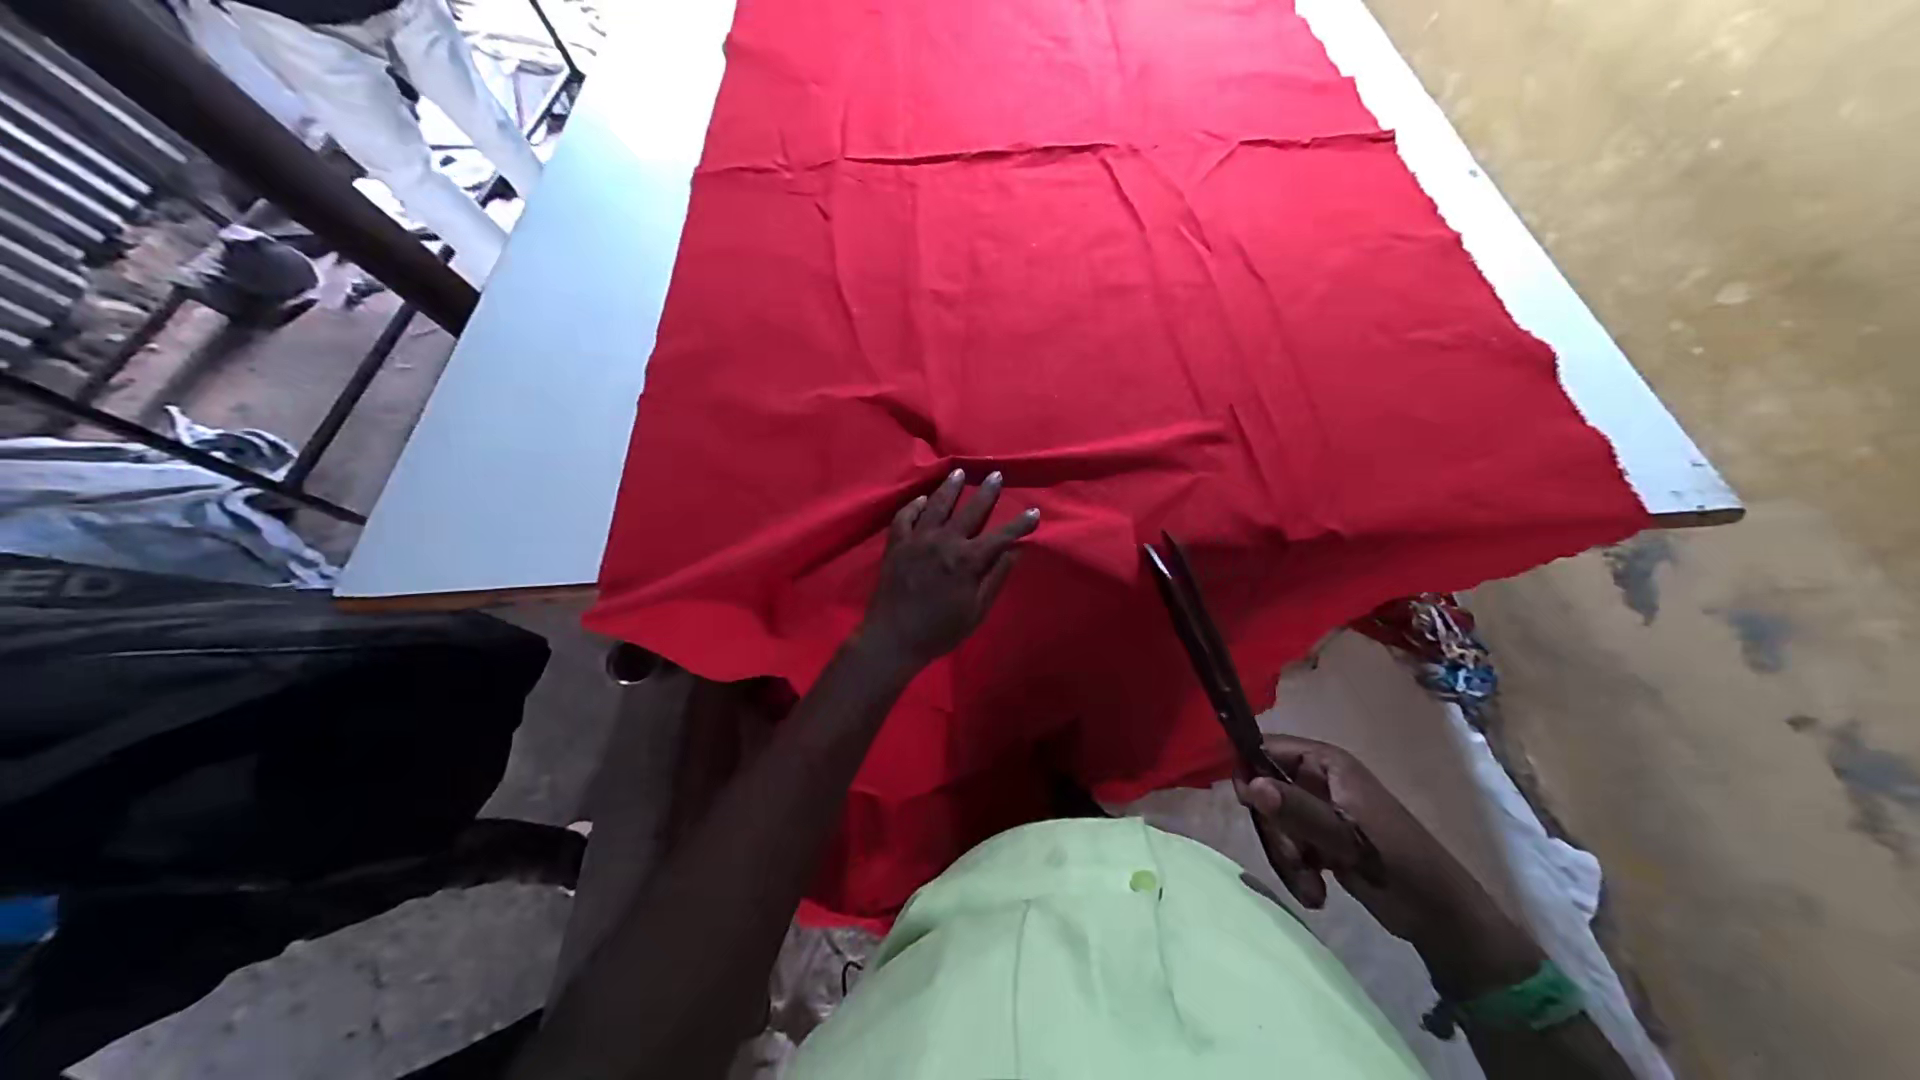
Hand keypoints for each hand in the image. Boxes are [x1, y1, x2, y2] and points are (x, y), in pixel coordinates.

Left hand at [858, 469, 1039, 670]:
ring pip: (936, 505)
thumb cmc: (939, 630)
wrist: (892, 638)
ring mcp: (917, 539)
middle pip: (970, 510)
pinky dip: (914, 505)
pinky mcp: (896, 544)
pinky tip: (922, 499)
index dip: (1019, 524)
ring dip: (950, 487)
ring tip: (959, 472)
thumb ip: (995, 578)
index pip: (1000, 536)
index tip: (1033, 512)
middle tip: (996, 474)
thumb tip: (1015, 552)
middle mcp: (944, 542)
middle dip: (986, 492)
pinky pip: (905, 516)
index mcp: (967, 560)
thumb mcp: (976, 610)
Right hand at [1235, 735, 1543, 996]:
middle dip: (1275, 831)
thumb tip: (1249, 784)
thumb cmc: (1400, 865)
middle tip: (1295, 858)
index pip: (1265, 747)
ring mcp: (1318, 810)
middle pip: (1265, 791)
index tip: (1248, 804)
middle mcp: (1317, 780)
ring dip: (1286, 858)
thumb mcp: (1347, 838)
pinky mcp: (1320, 838)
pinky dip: (1296, 870)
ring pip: (1273, 823)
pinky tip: (1315, 892)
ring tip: (1311, 887)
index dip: (1249, 771)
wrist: (1441, 919)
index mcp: (1326, 763)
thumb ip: (1297, 810)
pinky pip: (1287, 845)